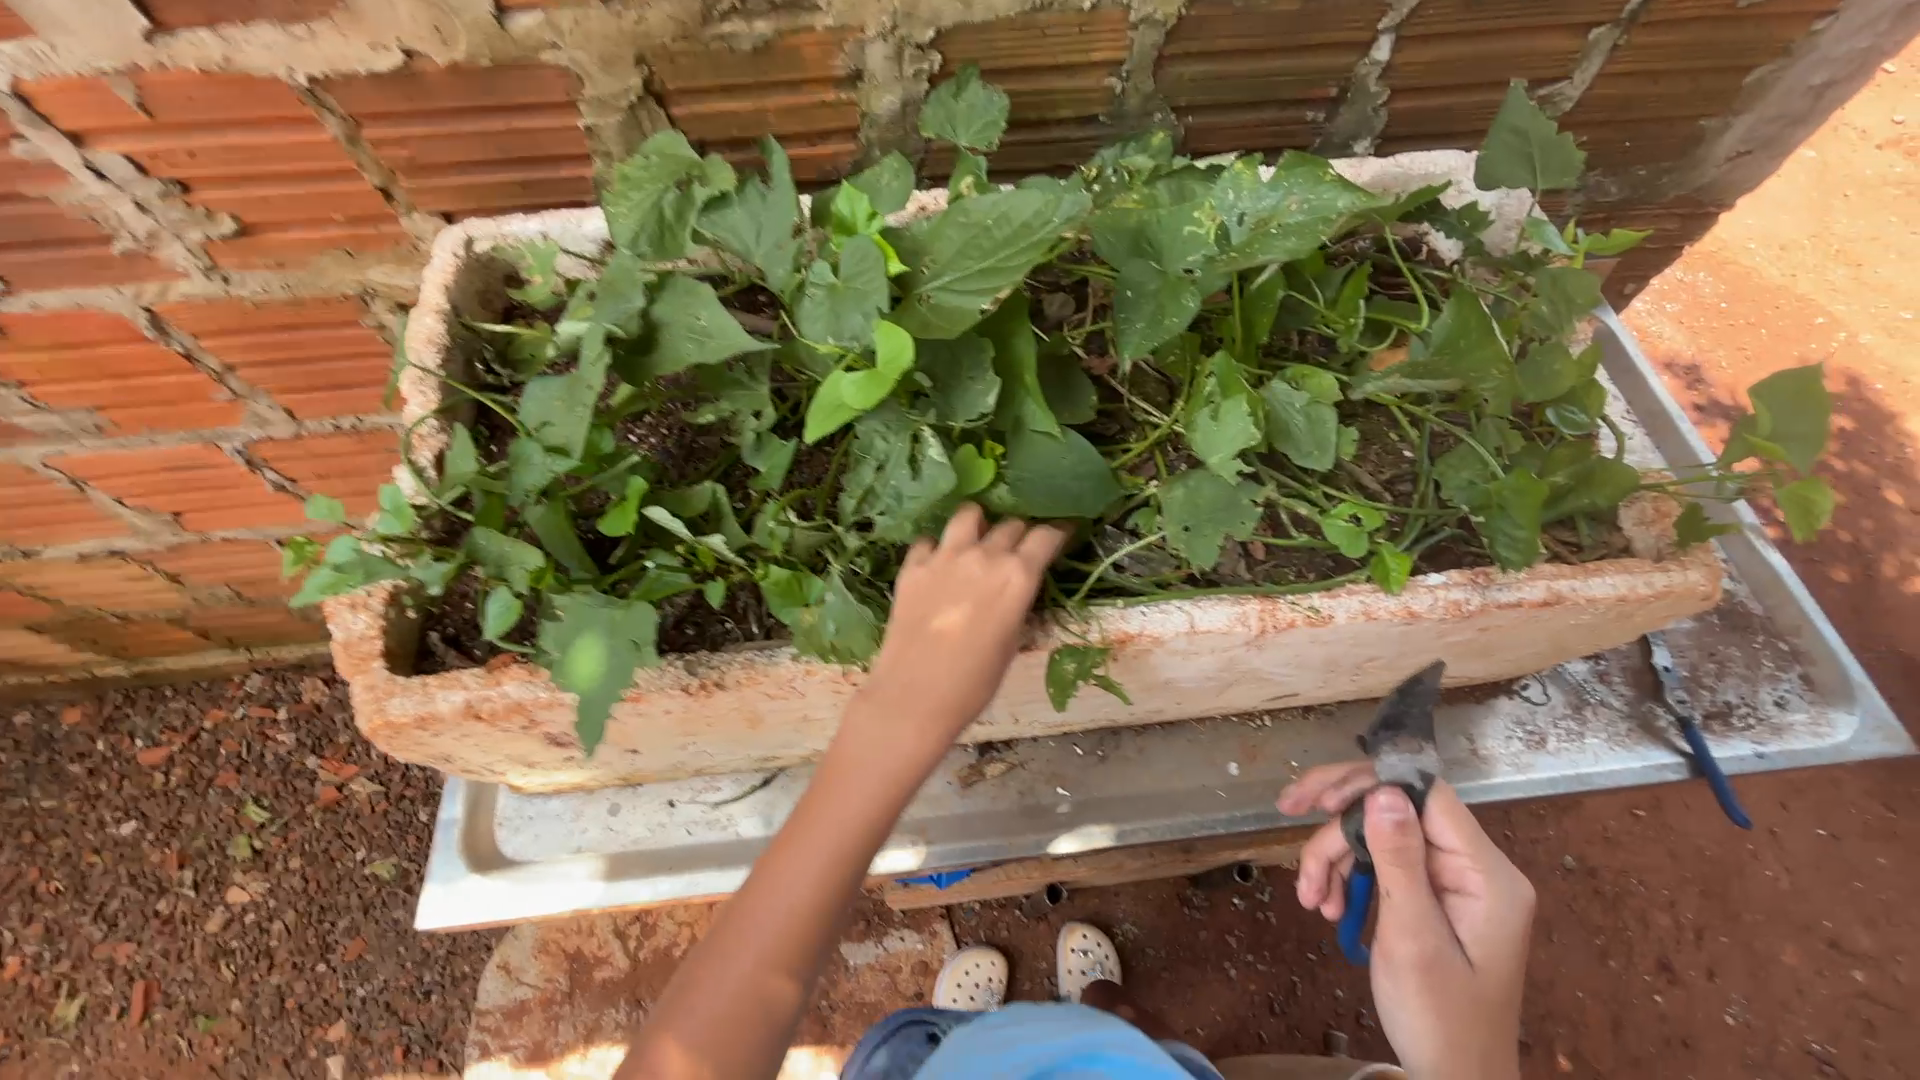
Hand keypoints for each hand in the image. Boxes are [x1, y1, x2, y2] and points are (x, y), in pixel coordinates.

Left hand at [848, 504, 1066, 762]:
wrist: (914, 696)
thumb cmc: (974, 683)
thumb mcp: (1011, 642)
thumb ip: (1017, 603)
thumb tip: (1016, 588)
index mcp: (1018, 576)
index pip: (1046, 536)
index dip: (1057, 533)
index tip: (1061, 535)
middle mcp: (984, 556)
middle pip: (1011, 525)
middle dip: (1020, 534)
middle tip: (1018, 550)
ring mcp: (944, 556)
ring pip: (968, 515)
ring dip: (979, 524)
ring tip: (978, 539)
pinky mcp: (912, 566)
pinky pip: (929, 541)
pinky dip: (937, 548)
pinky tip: (938, 565)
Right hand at [1279, 766, 1533, 1079]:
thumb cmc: (1439, 1018)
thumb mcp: (1413, 938)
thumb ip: (1399, 860)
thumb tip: (1383, 791)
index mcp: (1486, 872)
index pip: (1425, 793)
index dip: (1367, 784)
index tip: (1316, 801)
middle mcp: (1473, 866)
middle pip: (1394, 809)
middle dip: (1337, 823)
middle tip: (1286, 815)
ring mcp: (1453, 880)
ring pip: (1378, 835)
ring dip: (1334, 858)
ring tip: (1311, 898)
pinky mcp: (1432, 895)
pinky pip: (1382, 863)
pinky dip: (1347, 878)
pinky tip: (1326, 905)